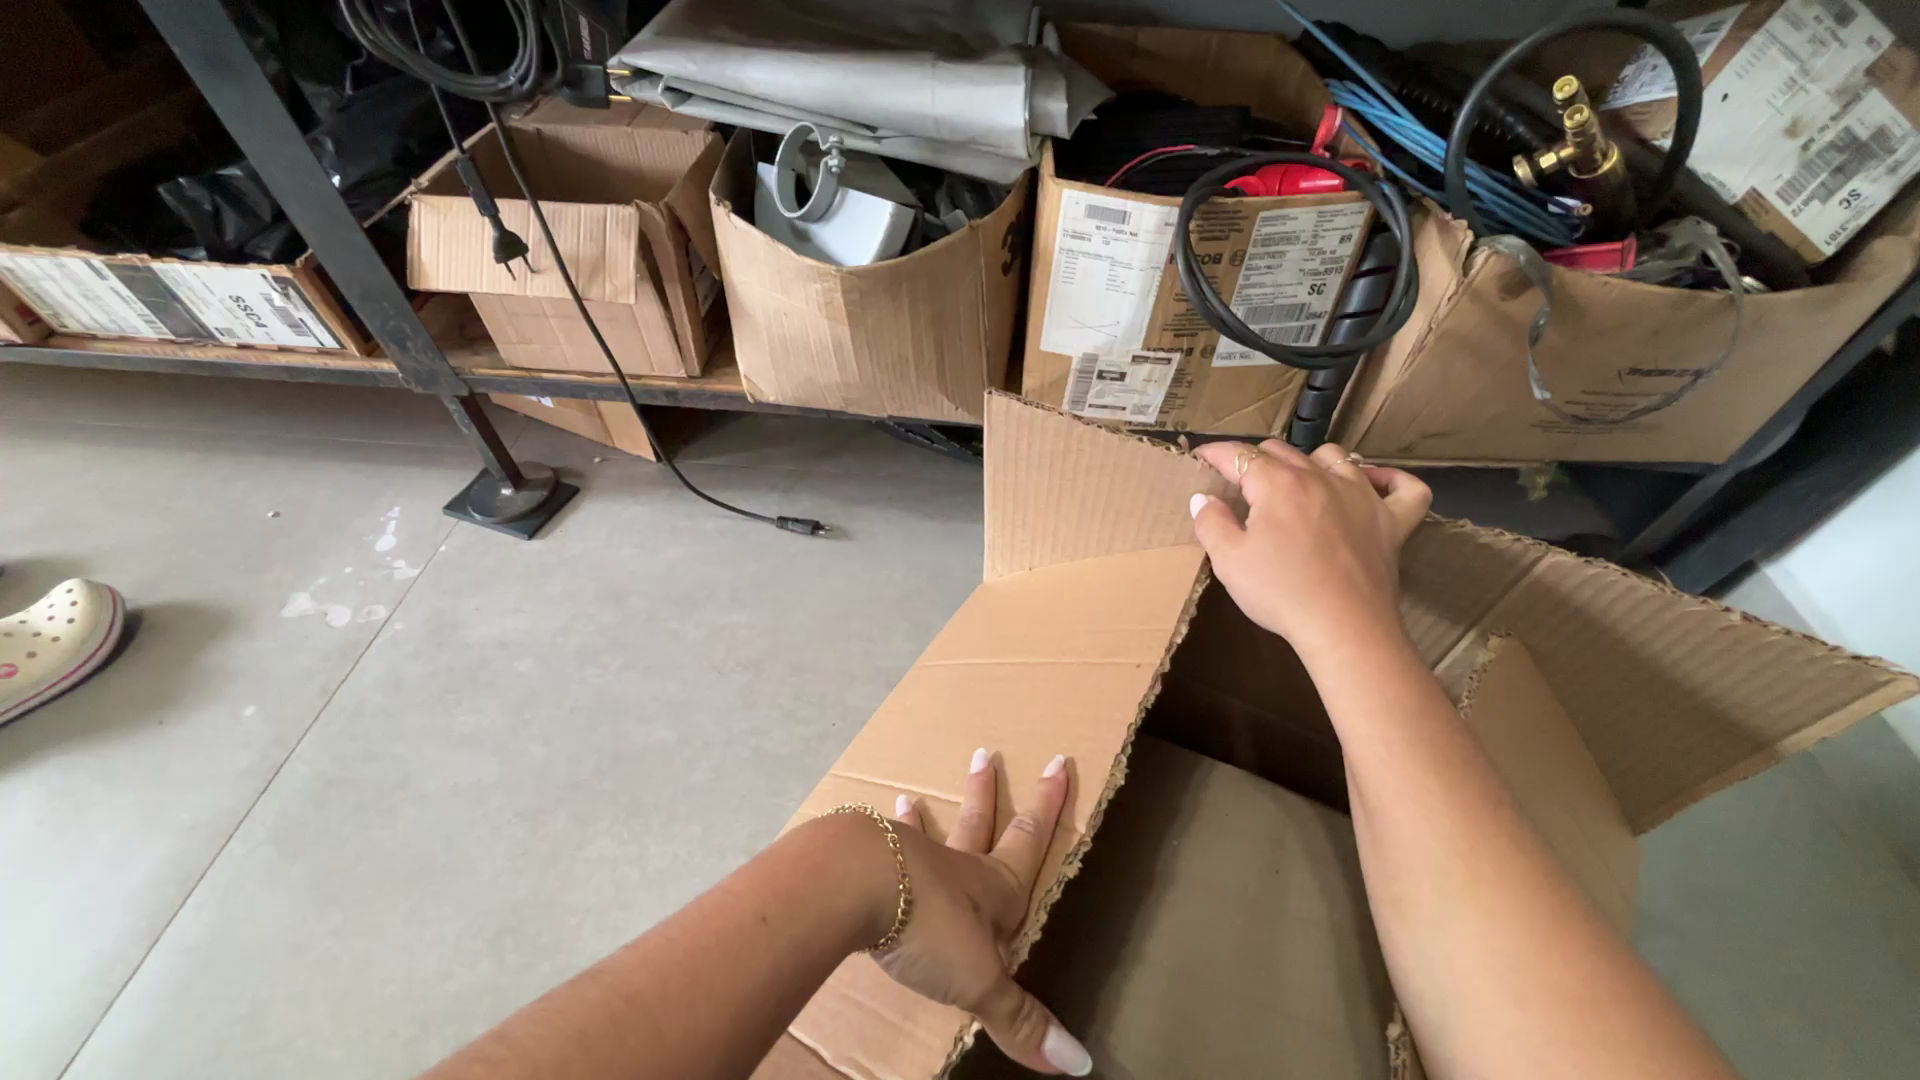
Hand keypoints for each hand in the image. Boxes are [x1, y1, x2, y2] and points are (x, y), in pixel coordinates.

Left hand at [878, 749, 1089, 1075]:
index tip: (1058, 763)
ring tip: (908, 795)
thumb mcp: (980, 981)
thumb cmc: (927, 926)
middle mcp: (955, 866)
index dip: (1049, 806)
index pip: (1030, 841)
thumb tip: (1082, 1064)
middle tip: (985, 754)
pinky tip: (865, 837)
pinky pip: (879, 852)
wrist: (853, 885)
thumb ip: (1021, 1020)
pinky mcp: (869, 865)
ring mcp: (910, 860)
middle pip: (981, 823)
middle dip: (991, 793)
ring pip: (925, 835)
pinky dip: (878, 844)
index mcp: (992, 887)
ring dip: (924, 817)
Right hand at [1189, 440, 1430, 658]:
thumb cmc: (1280, 592)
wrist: (1343, 627)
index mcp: (1278, 485)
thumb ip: (1211, 522)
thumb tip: (1203, 498)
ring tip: (1298, 478)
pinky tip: (1374, 483)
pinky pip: (1404, 489)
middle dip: (1256, 457)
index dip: (1216, 453)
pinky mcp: (1392, 522)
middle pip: (1284, 451)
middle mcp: (1320, 478)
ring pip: (1335, 458)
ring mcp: (1362, 496)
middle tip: (1240, 477)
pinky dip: (1390, 480)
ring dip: (1310, 461)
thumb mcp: (1228, 560)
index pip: (1240, 456)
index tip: (1202, 455)